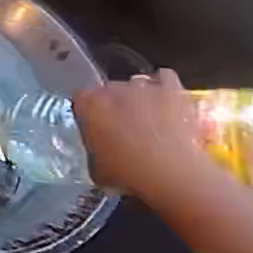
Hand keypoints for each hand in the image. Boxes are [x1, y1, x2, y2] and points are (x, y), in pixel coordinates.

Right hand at [71, 72, 210, 192]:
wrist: (173, 173)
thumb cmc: (130, 174)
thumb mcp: (98, 170)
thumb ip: (93, 154)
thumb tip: (97, 155)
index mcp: (90, 104)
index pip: (80, 98)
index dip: (87, 112)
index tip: (94, 127)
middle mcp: (113, 88)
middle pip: (108, 90)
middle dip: (113, 105)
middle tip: (122, 128)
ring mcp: (143, 85)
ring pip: (135, 83)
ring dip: (138, 97)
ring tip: (148, 118)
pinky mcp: (171, 88)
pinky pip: (163, 77)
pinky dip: (163, 87)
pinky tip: (166, 102)